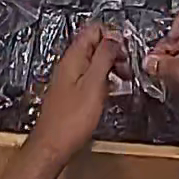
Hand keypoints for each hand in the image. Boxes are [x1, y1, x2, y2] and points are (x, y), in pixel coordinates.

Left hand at [26, 23, 121, 165]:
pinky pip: (89, 75)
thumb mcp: (94, 83)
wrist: (51, 148)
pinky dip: (102, 78)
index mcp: (74, 56)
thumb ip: (104, 56)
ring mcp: (69, 78)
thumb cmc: (73, 118)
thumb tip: (114, 35)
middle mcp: (69, 63)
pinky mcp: (70, 92)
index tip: (125, 52)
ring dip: (110, 65)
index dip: (112, 36)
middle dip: (113, 51)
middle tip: (127, 68)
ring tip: (123, 79)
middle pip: (94, 44)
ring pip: (93, 60)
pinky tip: (109, 91)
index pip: (94, 29)